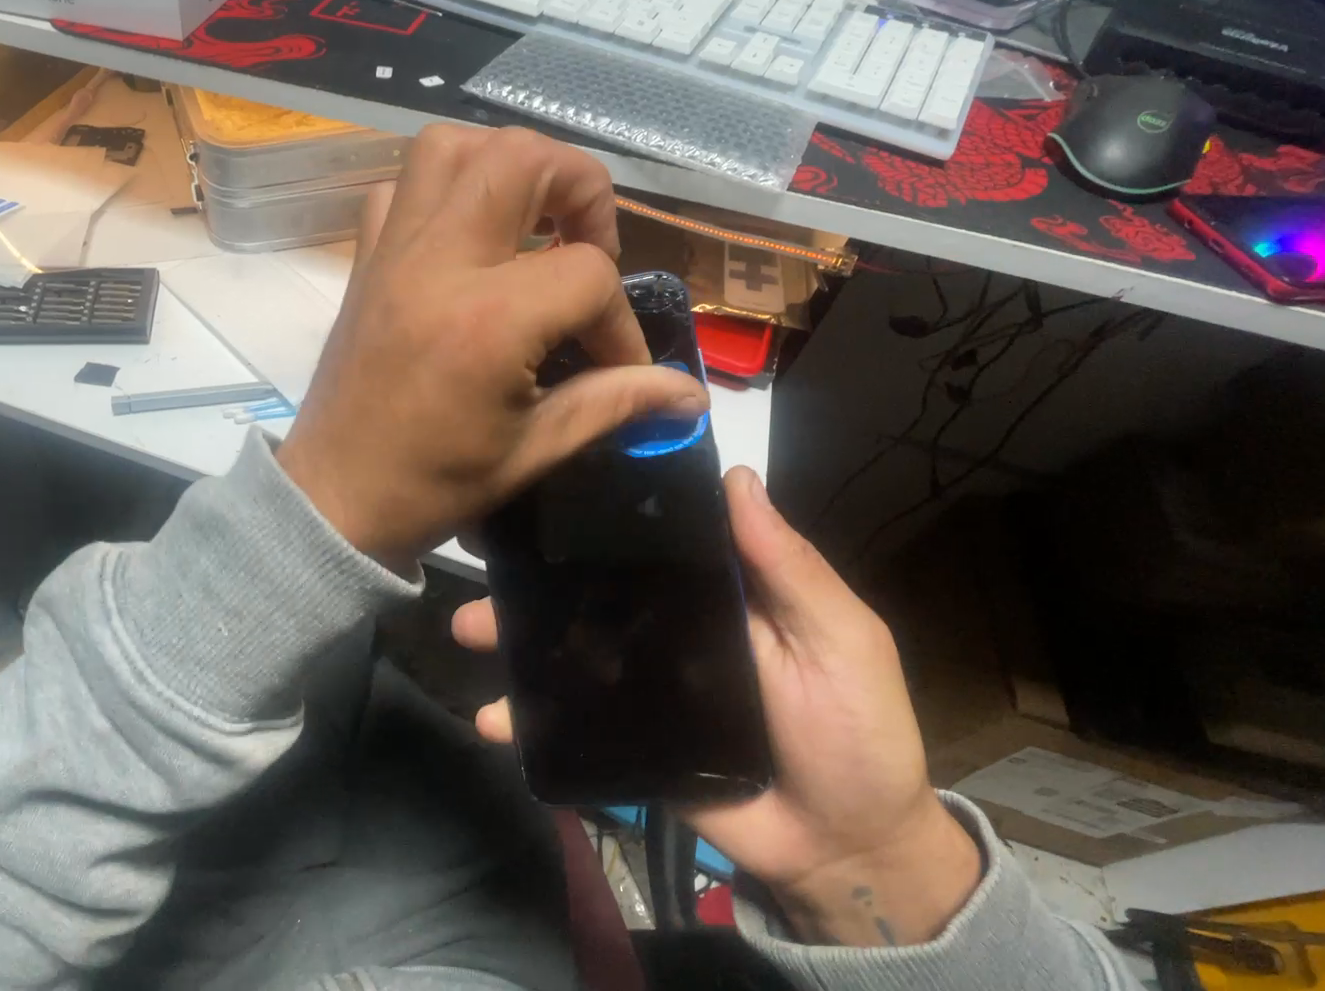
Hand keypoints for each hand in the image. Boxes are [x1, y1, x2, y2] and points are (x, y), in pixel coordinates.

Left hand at [277, 126, 706, 569]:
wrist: (335, 499)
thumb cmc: (432, 485)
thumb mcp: (534, 450)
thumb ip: (614, 404)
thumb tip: (691, 394)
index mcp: (487, 321)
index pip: (586, 276)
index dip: (620, 324)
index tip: (620, 367)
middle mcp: (438, 265)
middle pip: (521, 159)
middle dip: (577, 186)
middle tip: (589, 244)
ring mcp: (393, 254)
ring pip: (450, 148)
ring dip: (505, 165)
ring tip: (530, 221)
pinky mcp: (364, 261)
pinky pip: (399, 187)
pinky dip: (442, 191)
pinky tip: (465, 239)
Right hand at [452, 468, 982, 946]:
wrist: (842, 848)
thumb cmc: (856, 732)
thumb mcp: (841, 638)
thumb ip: (791, 567)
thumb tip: (737, 477)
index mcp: (714, 592)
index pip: (650, 539)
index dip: (601, 511)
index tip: (544, 481)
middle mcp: (665, 629)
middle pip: (588, 592)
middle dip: (532, 573)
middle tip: (479, 555)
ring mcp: (637, 686)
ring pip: (564, 650)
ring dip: (512, 638)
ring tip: (469, 630)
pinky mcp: (622, 741)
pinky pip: (565, 723)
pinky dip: (525, 721)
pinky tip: (492, 719)